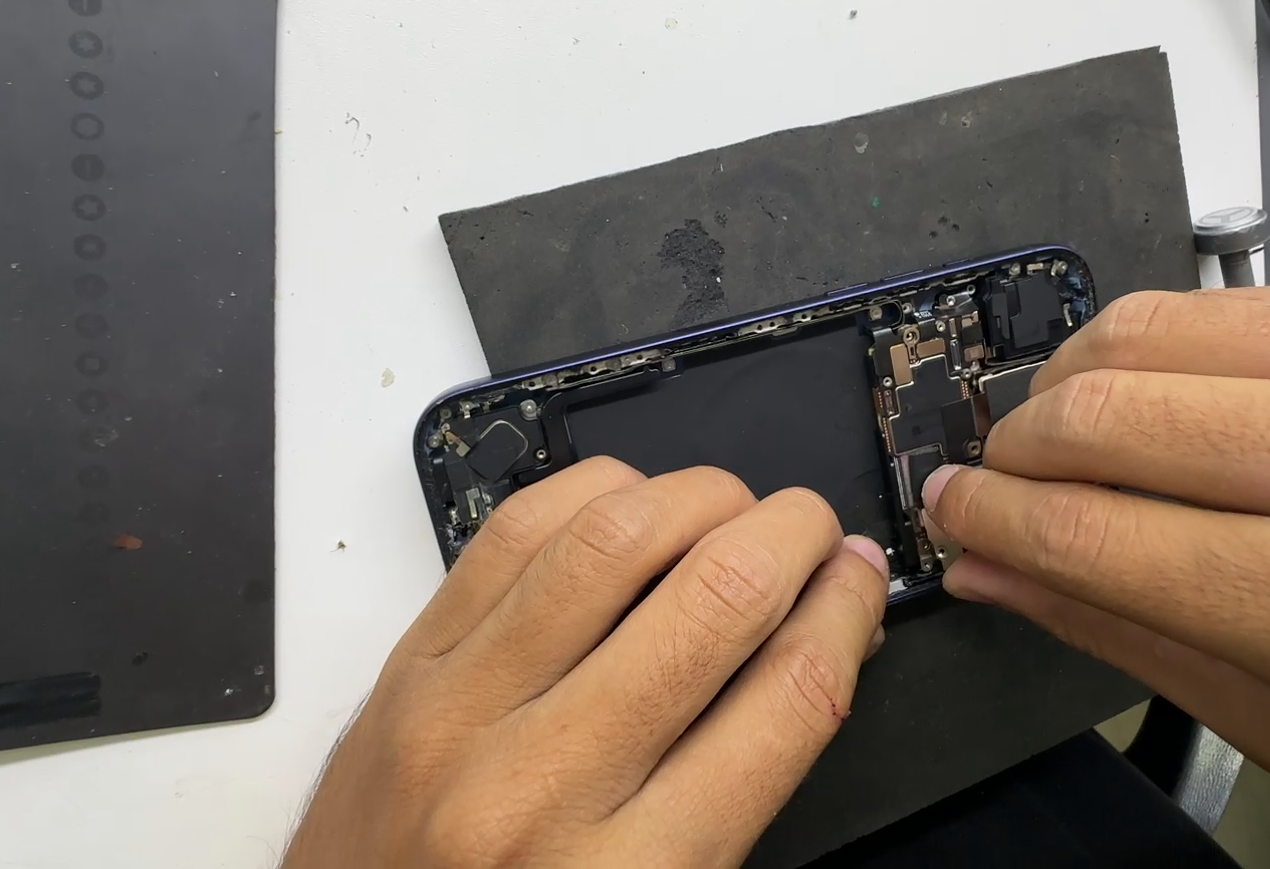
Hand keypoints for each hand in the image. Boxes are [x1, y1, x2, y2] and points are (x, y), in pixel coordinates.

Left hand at [285, 459, 889, 867]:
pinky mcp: (411, 656)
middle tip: (812, 527)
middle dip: (791, 534)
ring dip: (702, 495)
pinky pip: (518, 526)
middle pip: (712, 598)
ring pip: (615, 537)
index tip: (858, 575)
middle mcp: (544, 782)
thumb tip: (817, 629)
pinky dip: (599, 489)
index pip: (786, 699)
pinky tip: (633, 503)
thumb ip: (747, 771)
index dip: (846, 611)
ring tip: (731, 507)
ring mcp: (461, 705)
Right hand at [922, 282, 1269, 850]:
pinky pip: (1227, 297)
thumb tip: (991, 570)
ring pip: (1150, 332)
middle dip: (1014, 449)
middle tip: (997, 477)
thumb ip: (1134, 637)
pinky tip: (1155, 392)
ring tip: (1063, 430)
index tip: (952, 513)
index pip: (1116, 546)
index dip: (997, 523)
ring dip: (1065, 384)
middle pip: (1117, 419)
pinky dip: (1149, 347)